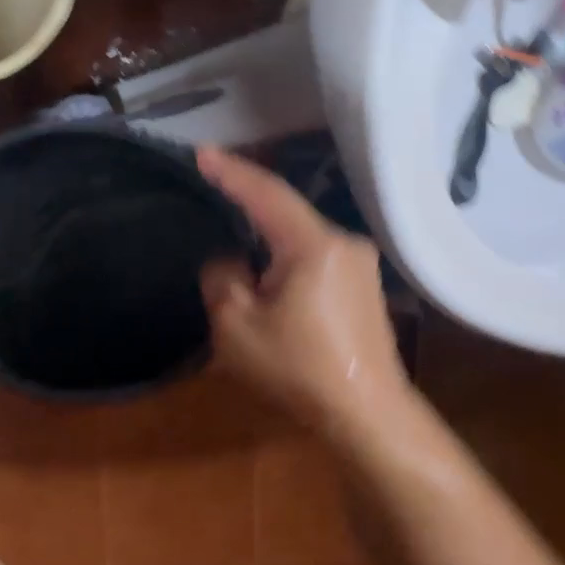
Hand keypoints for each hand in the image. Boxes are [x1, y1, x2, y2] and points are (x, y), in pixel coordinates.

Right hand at [196, 147, 409, 433]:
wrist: (363, 411)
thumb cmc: (294, 366)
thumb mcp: (234, 324)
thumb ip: (222, 278)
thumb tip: (229, 260)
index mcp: (313, 247)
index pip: (266, 196)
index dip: (232, 173)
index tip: (201, 153)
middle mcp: (344, 245)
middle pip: (283, 218)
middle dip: (244, 215)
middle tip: (209, 208)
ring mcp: (359, 267)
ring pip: (295, 244)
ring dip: (262, 249)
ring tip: (230, 266)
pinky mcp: (361, 290)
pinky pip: (309, 262)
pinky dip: (280, 267)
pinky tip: (262, 288)